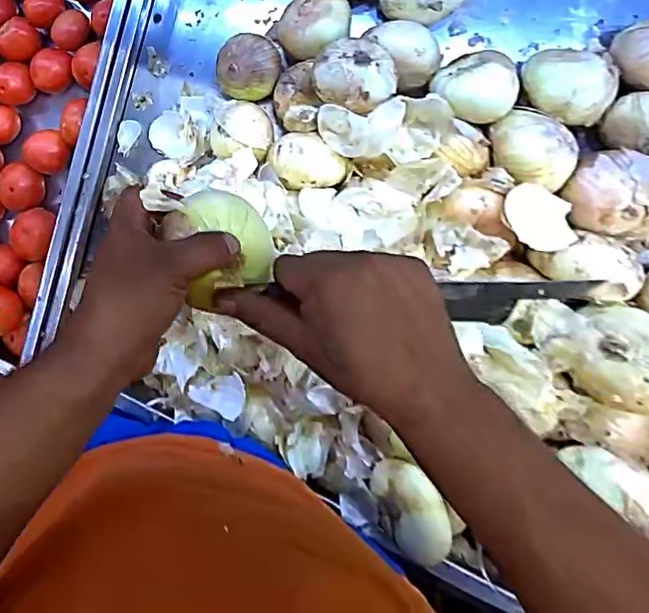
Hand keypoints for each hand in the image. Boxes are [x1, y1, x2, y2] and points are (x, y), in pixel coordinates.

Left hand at [58, 188, 238, 385]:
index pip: (139, 194)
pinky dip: (186, 281)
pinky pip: (168, 280)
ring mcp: (132, 273)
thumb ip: (205, 249)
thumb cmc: (134, 296)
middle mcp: (126, 245)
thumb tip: (232, 241)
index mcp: (125, 226)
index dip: (163, 193)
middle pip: (157, 224)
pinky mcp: (142, 298)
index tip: (193, 203)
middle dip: (185, 226)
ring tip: (220, 257)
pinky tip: (210, 286)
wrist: (108, 350)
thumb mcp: (174, 265)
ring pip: (165, 254)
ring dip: (189, 256)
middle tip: (215, 230)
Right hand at [216, 251, 475, 423]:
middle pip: (316, 264)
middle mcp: (354, 256)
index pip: (285, 269)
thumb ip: (260, 314)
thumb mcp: (303, 345)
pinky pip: (380, 265)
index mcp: (322, 275)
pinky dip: (379, 284)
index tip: (309, 322)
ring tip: (365, 322)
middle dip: (318, 288)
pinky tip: (389, 314)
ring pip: (347, 263)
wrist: (430, 392)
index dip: (291, 296)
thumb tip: (219, 295)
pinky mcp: (414, 265)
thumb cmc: (358, 372)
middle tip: (337, 326)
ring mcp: (388, 259)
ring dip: (347, 284)